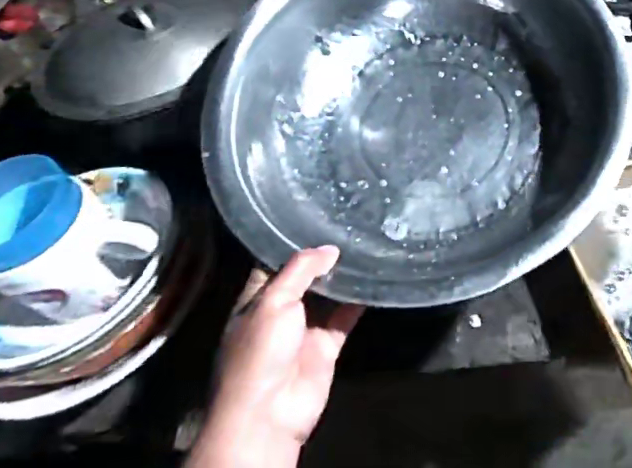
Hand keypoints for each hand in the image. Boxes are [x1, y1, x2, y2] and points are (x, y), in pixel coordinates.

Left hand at [189, 246, 362, 467]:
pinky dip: (358, 301)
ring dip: (343, 276)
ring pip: (327, 295)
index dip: (294, 241)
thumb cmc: (259, 352)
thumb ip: (301, 269)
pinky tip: (374, 278)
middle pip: (305, 276)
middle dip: (323, 257)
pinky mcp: (326, 346)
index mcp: (258, 296)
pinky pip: (345, 317)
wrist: (267, 417)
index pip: (276, 261)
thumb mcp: (273, 301)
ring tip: (365, 244)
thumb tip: (330, 250)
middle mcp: (281, 309)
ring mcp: (304, 329)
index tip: (318, 215)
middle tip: (349, 225)